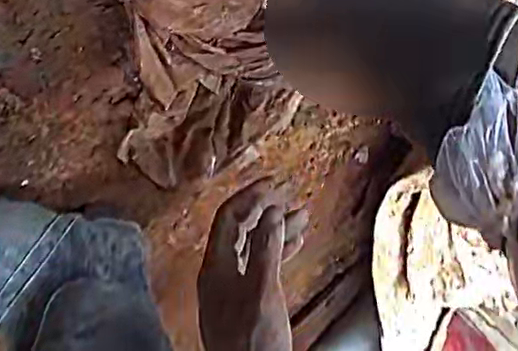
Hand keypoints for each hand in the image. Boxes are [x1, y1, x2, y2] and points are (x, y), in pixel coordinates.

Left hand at [197, 179, 307, 350]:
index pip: (228, 216)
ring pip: (253, 246)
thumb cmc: (255, 345)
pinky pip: (260, 264)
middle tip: (288, 193)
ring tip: (302, 214)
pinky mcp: (246, 305)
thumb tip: (272, 209)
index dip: (250, 195)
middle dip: (264, 208)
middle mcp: (219, 274)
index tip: (273, 183)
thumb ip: (266, 248)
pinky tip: (296, 243)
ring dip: (276, 227)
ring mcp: (232, 291)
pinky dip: (278, 249)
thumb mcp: (262, 292)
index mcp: (215, 267)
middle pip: (239, 228)